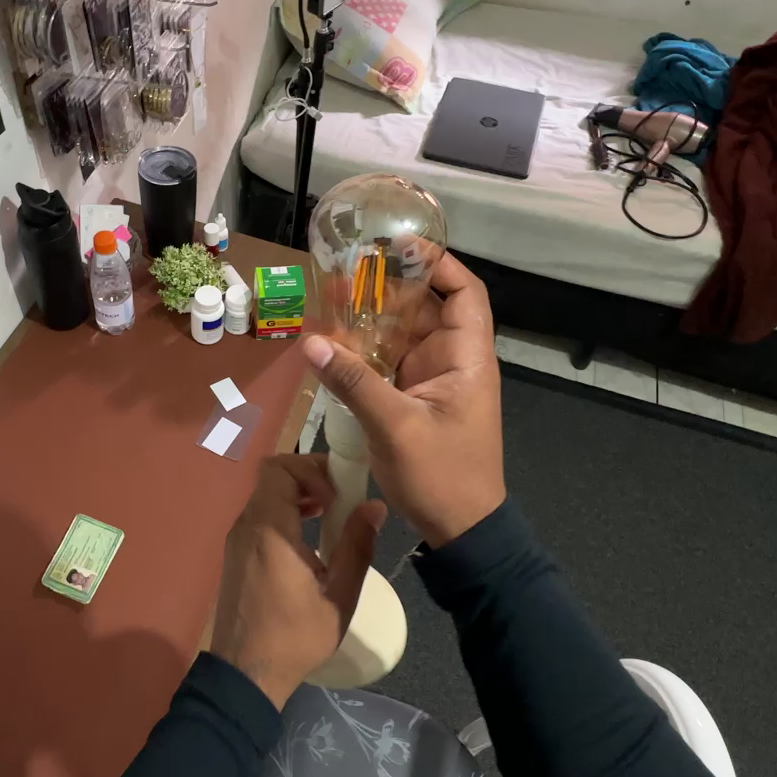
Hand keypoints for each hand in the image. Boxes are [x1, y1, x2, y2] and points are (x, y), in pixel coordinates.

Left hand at [210, 454, 385, 708]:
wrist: (245, 674)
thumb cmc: (294, 637)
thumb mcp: (339, 596)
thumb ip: (357, 547)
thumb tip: (374, 506)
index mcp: (269, 529)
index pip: (280, 468)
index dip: (310, 470)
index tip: (337, 495)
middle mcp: (247, 525)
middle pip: (272, 477)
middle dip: (308, 478)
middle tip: (340, 497)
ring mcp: (237, 539)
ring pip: (265, 495)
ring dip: (297, 496)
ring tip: (331, 516)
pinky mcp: (236, 553)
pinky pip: (260, 516)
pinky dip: (284, 513)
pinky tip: (310, 539)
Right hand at [300, 254, 504, 548]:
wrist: (460, 531)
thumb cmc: (442, 476)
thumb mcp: (395, 426)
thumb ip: (353, 381)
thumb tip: (311, 341)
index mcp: (466, 359)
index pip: (463, 294)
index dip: (438, 263)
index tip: (400, 246)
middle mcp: (451, 361)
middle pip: (424, 308)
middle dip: (387, 288)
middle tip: (345, 270)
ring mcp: (430, 380)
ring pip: (400, 335)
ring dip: (369, 318)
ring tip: (329, 295)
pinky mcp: (412, 399)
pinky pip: (387, 363)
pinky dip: (363, 350)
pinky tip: (332, 339)